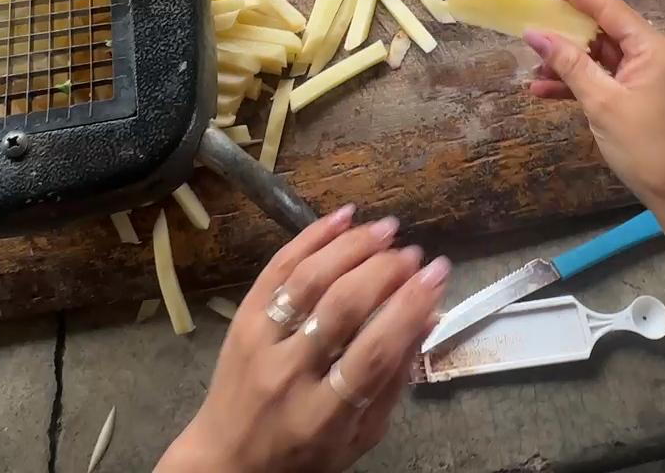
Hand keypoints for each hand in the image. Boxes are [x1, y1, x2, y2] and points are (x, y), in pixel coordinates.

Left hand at [155, 205, 448, 472]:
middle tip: (413, 253)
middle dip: (385, 271)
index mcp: (324, 415)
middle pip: (342, 306)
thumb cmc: (304, 452)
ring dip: (352, 245)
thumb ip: (394, 379)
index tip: (438, 273)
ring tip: (387, 228)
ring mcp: (260, 339)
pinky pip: (278, 265)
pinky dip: (313, 235)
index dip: (410, 307)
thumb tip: (428, 315)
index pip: (375, 351)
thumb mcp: (359, 436)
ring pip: (309, 278)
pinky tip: (344, 217)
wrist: (226, 458)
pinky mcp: (243, 314)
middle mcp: (289, 372)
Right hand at [522, 0, 664, 233]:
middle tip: (531, 24)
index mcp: (656, 49)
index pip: (608, 8)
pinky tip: (546, 92)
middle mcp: (658, 55)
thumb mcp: (601, 103)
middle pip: (604, 31)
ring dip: (568, 64)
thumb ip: (569, 64)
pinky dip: (581, 84)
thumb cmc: (647, 148)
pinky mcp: (646, 97)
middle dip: (565, 33)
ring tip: (533, 72)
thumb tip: (536, 34)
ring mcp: (653, 77)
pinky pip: (608, 79)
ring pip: (602, 58)